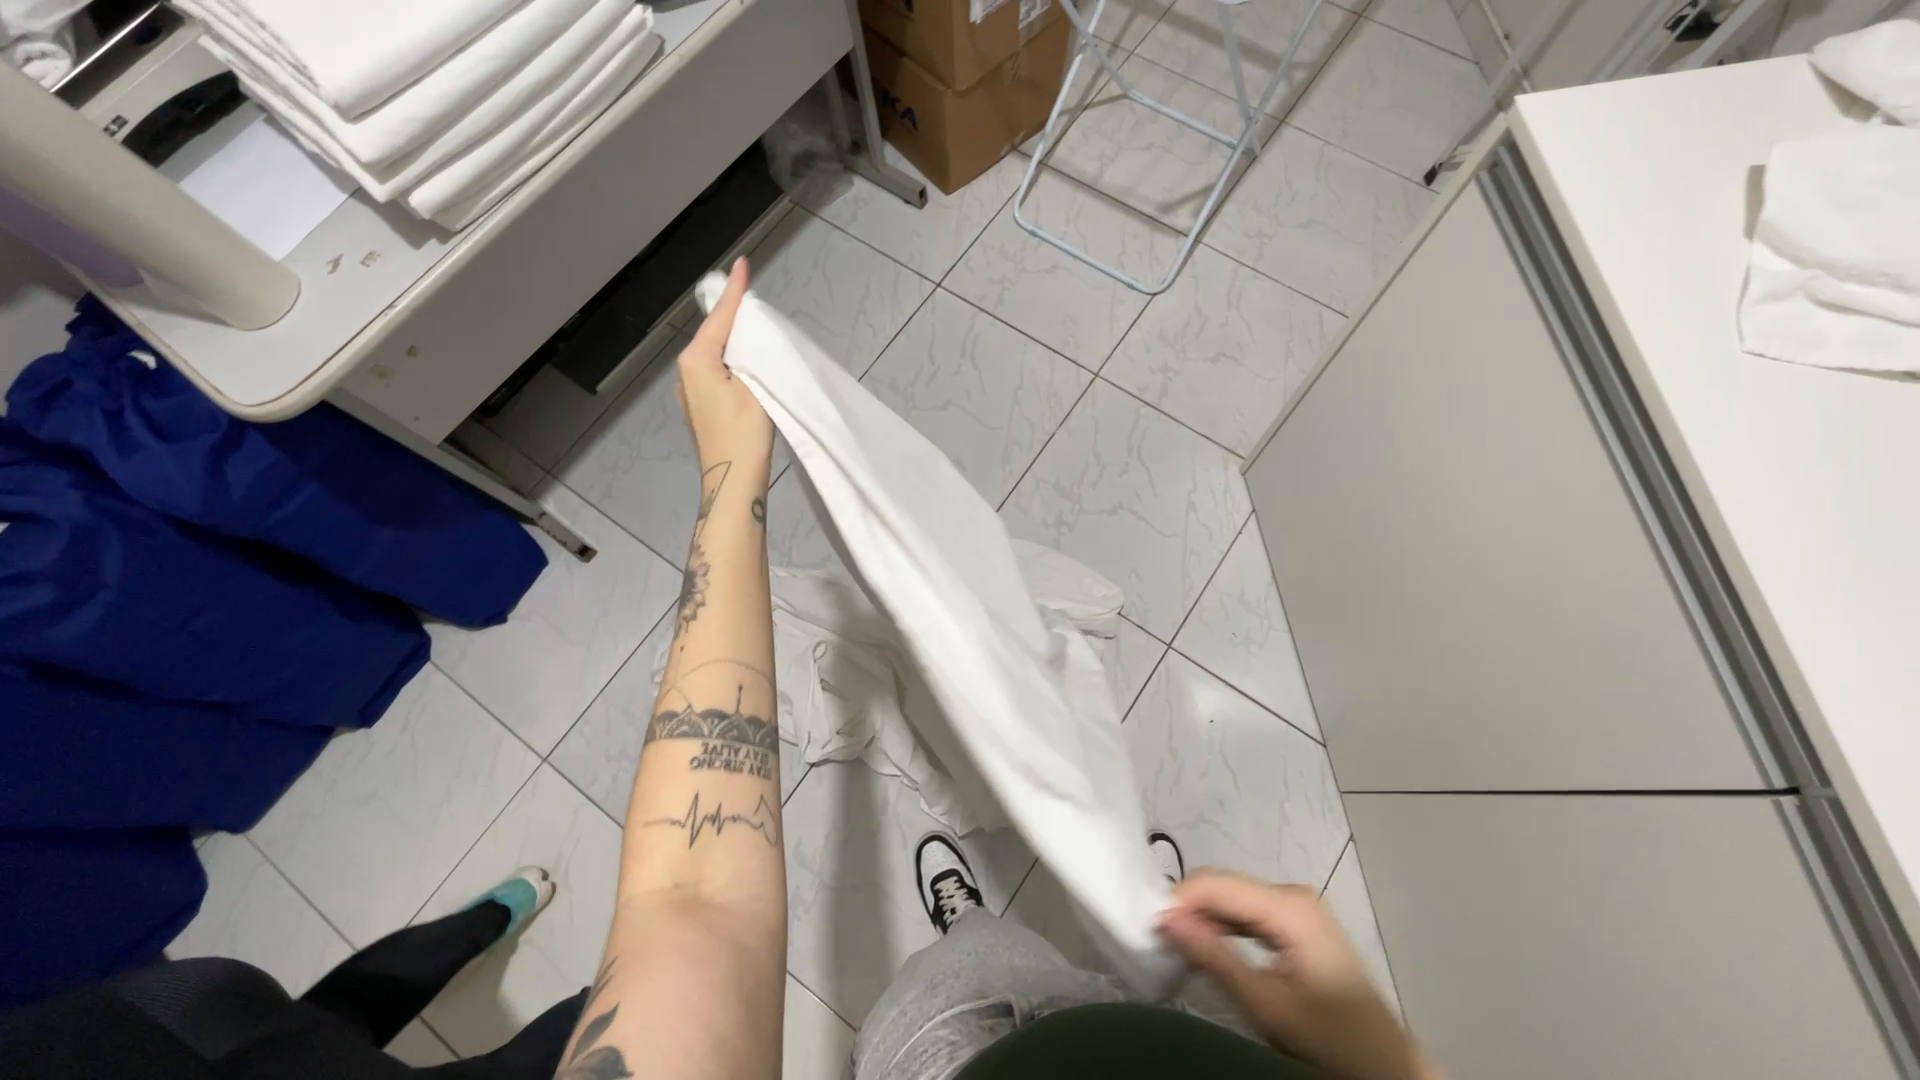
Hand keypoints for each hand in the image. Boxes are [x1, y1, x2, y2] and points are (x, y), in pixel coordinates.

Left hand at [678, 257, 773, 468]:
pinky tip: (746, 366)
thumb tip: (750, 341)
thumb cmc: (745, 434)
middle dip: (733, 316)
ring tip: (754, 330)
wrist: (733, 482)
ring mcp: (690, 392)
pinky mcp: (700, 409)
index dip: (734, 290)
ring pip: (715, 356)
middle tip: (753, 296)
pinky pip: (716, 374)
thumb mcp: (755, 388)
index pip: (720, 317)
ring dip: (733, 343)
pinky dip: (732, 364)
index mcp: (697, 360)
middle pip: (715, 335)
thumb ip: (751, 356)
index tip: (741, 263)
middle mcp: (686, 372)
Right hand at [1160, 870, 1438, 1079]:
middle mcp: (1292, 894)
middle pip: (1223, 885)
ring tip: (1178, 947)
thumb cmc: (1327, 1037)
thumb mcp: (1265, 1004)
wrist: (1384, 1065)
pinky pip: (1247, 910)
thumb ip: (1213, 957)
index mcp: (1289, 907)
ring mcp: (1297, 906)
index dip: (1178, 900)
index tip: (1149, 929)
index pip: (1215, 883)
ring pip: (1232, 896)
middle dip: (1189, 908)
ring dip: (1203, 917)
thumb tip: (1165, 919)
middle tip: (1161, 942)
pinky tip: (1207, 948)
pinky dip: (1223, 925)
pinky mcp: (1297, 921)